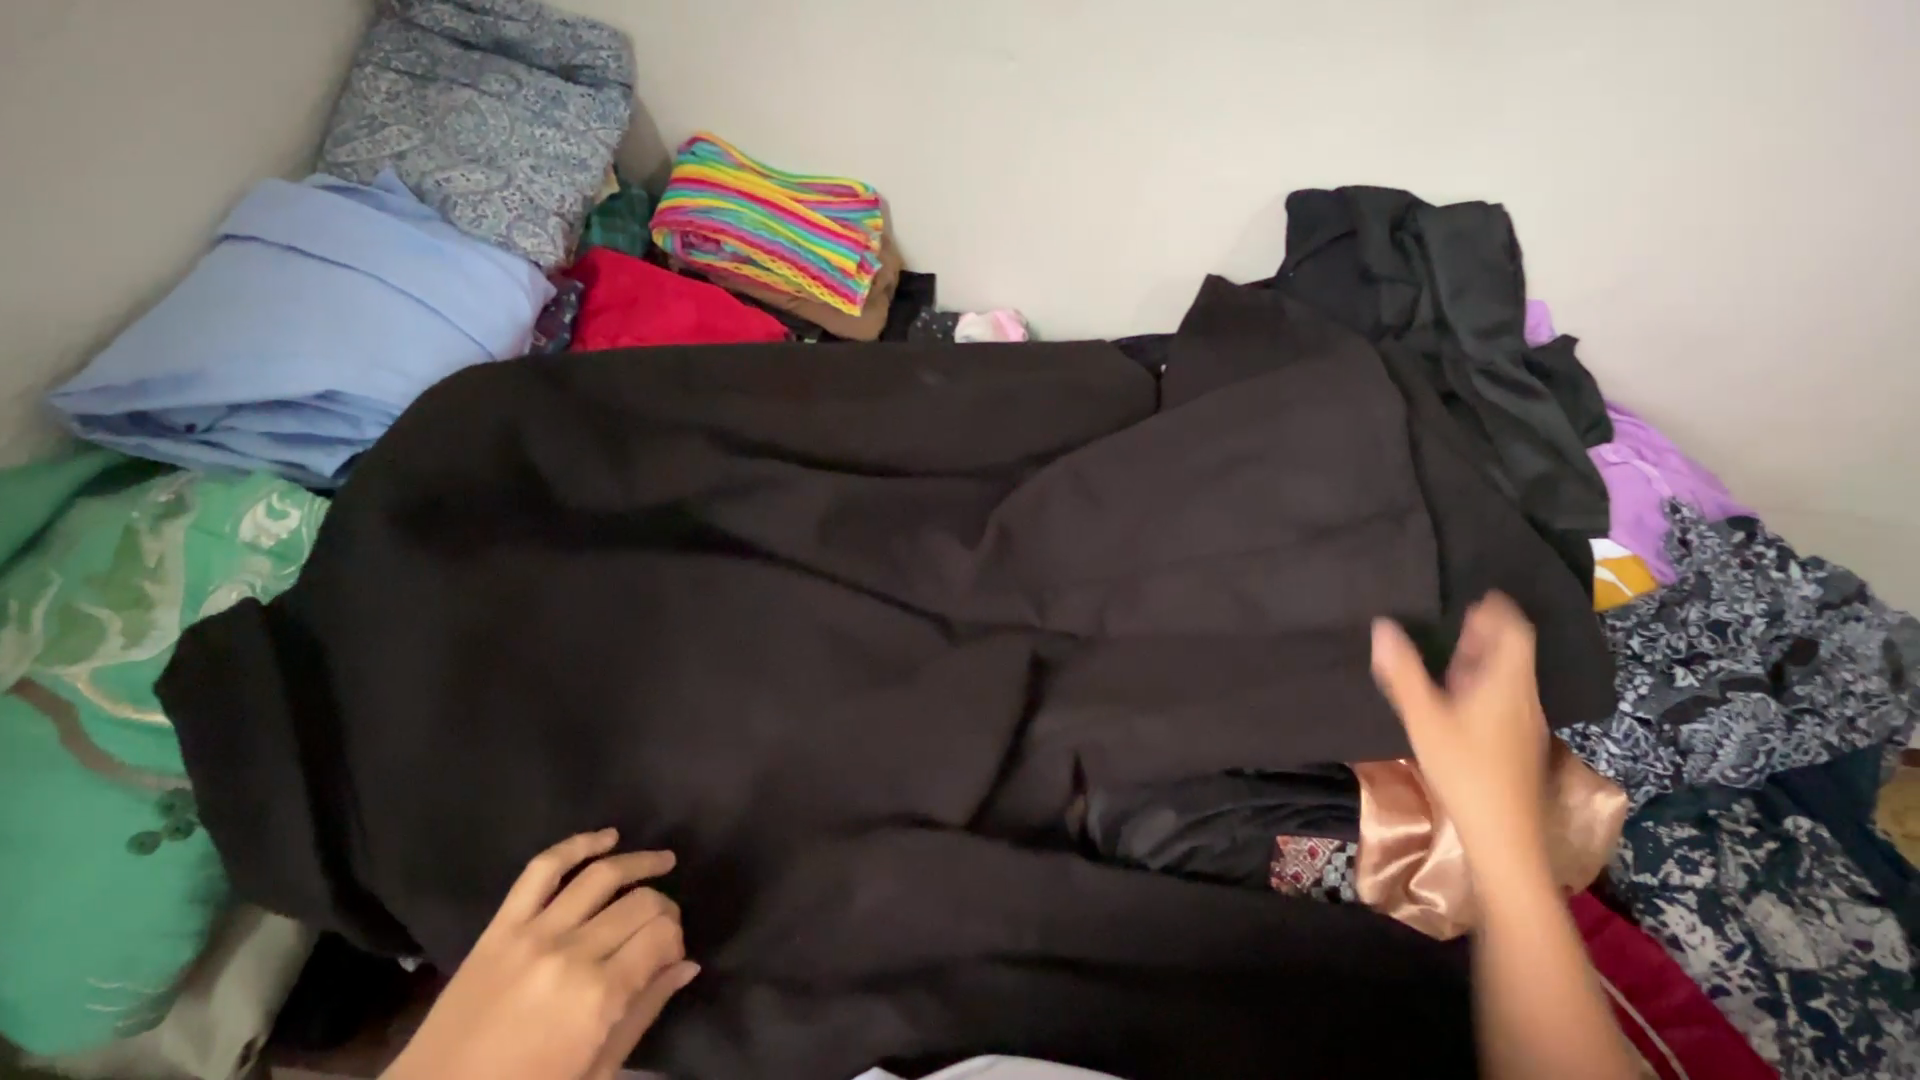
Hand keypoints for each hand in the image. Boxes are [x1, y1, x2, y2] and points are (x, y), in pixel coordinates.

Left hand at [383, 830, 699, 1079]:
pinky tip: (606, 838)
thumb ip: (644, 1012)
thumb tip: (687, 965)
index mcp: (599, 997)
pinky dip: (577, 845)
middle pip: (641, 904)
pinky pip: (542, 870)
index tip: (672, 956)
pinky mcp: (500, 927)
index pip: (663, 936)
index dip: (677, 940)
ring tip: (662, 861)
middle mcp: (572, 954)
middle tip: (665, 927)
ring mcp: (533, 934)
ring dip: (640, 862)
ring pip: (602, 876)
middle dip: (665, 910)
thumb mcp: (597, 1071)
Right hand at [1370, 592, 1551, 880]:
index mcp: (1505, 681)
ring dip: (1484, 657)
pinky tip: (1456, 692)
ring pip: (1508, 674)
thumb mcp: (1423, 718)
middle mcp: (1522, 695)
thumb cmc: (1464, 768)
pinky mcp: (1516, 740)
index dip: (1497, 609)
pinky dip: (1483, 680)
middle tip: (1456, 615)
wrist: (1504, 832)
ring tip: (1450, 647)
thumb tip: (1381, 626)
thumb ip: (1401, 672)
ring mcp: (1523, 719)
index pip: (1514, 630)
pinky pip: (1503, 695)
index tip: (1474, 593)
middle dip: (1487, 630)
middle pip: (1513, 650)